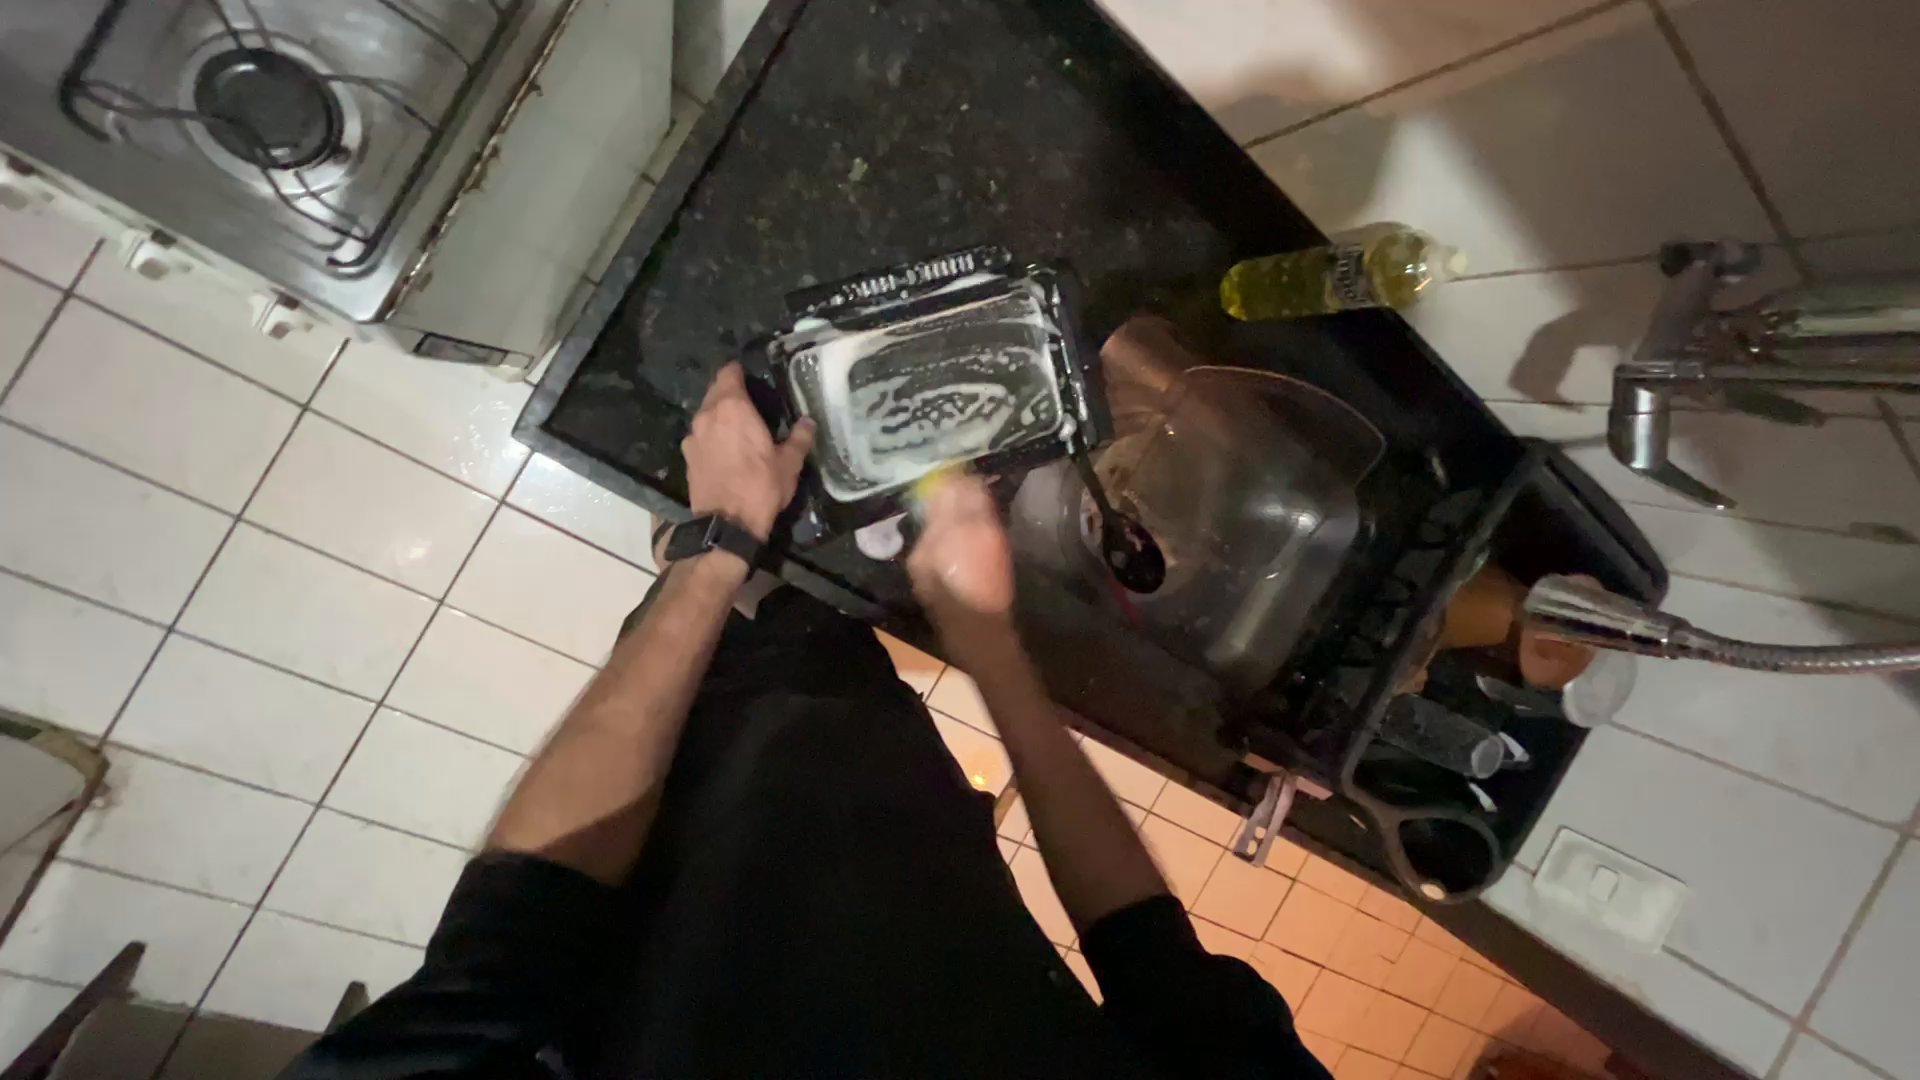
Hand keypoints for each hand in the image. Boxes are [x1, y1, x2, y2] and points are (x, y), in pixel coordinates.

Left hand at [682, 363, 815, 540]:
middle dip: (732, 394)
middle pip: (716, 391)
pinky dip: (712, 437)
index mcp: (733, 407)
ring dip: (721, 417)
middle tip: (753, 406)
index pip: (730, 372)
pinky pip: (701, 436)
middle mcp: (707, 415)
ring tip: (740, 431)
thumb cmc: (761, 486)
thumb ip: (800, 438)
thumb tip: (809, 422)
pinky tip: (726, 452)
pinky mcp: (687, 456)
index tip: (754, 380)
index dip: (741, 373)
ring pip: (707, 415)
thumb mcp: (790, 463)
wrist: (727, 524)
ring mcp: (692, 436)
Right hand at [907, 470, 1015, 619]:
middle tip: (946, 481)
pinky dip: (978, 511)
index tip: (932, 475)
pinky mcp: (1002, 542)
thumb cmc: (942, 594)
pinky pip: (989, 515)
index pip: (950, 486)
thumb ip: (926, 531)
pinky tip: (967, 519)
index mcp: (956, 524)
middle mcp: (980, 521)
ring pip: (983, 499)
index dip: (941, 478)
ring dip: (971, 494)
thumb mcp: (920, 563)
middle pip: (973, 486)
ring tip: (956, 497)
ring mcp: (995, 530)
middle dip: (959, 481)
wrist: (979, 621)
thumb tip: (929, 511)